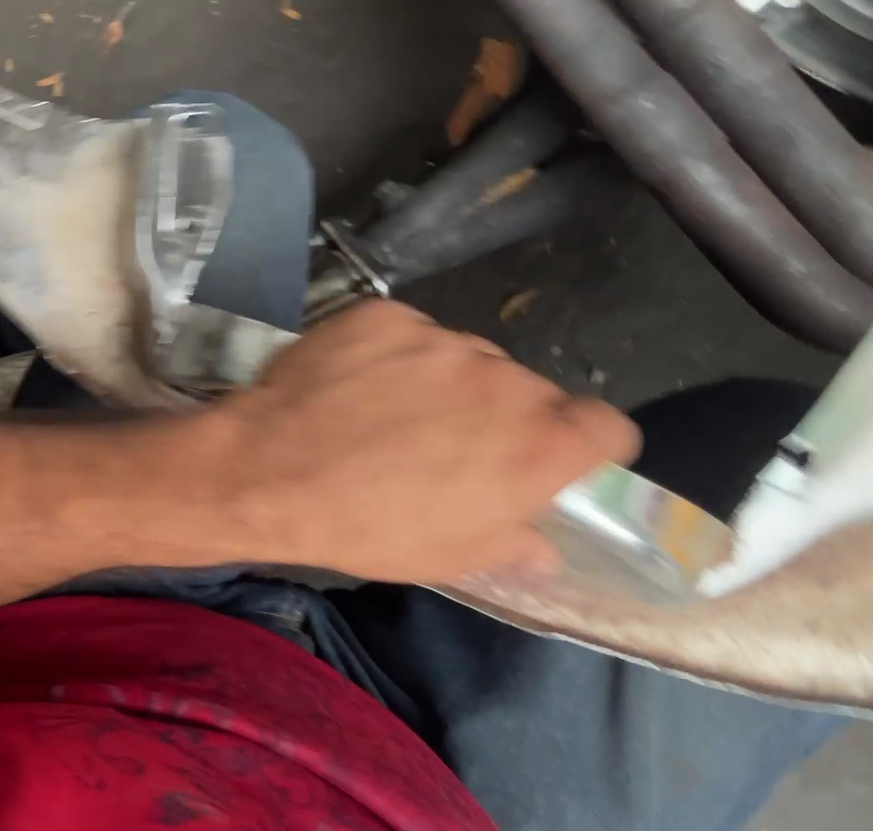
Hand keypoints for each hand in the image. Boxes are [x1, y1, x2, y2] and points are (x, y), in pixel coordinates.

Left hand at [181, 300, 640, 582]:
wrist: (266, 470)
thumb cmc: (363, 524)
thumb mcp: (451, 556)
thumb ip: (513, 541)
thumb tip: (540, 542)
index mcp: (540, 442)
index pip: (605, 426)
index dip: (580, 444)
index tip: (548, 456)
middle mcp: (501, 378)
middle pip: (524, 389)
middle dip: (496, 413)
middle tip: (442, 439)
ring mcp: (436, 338)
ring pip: (460, 356)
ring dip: (441, 379)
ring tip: (384, 410)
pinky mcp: (379, 315)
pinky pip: (402, 333)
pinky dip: (387, 353)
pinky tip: (351, 382)